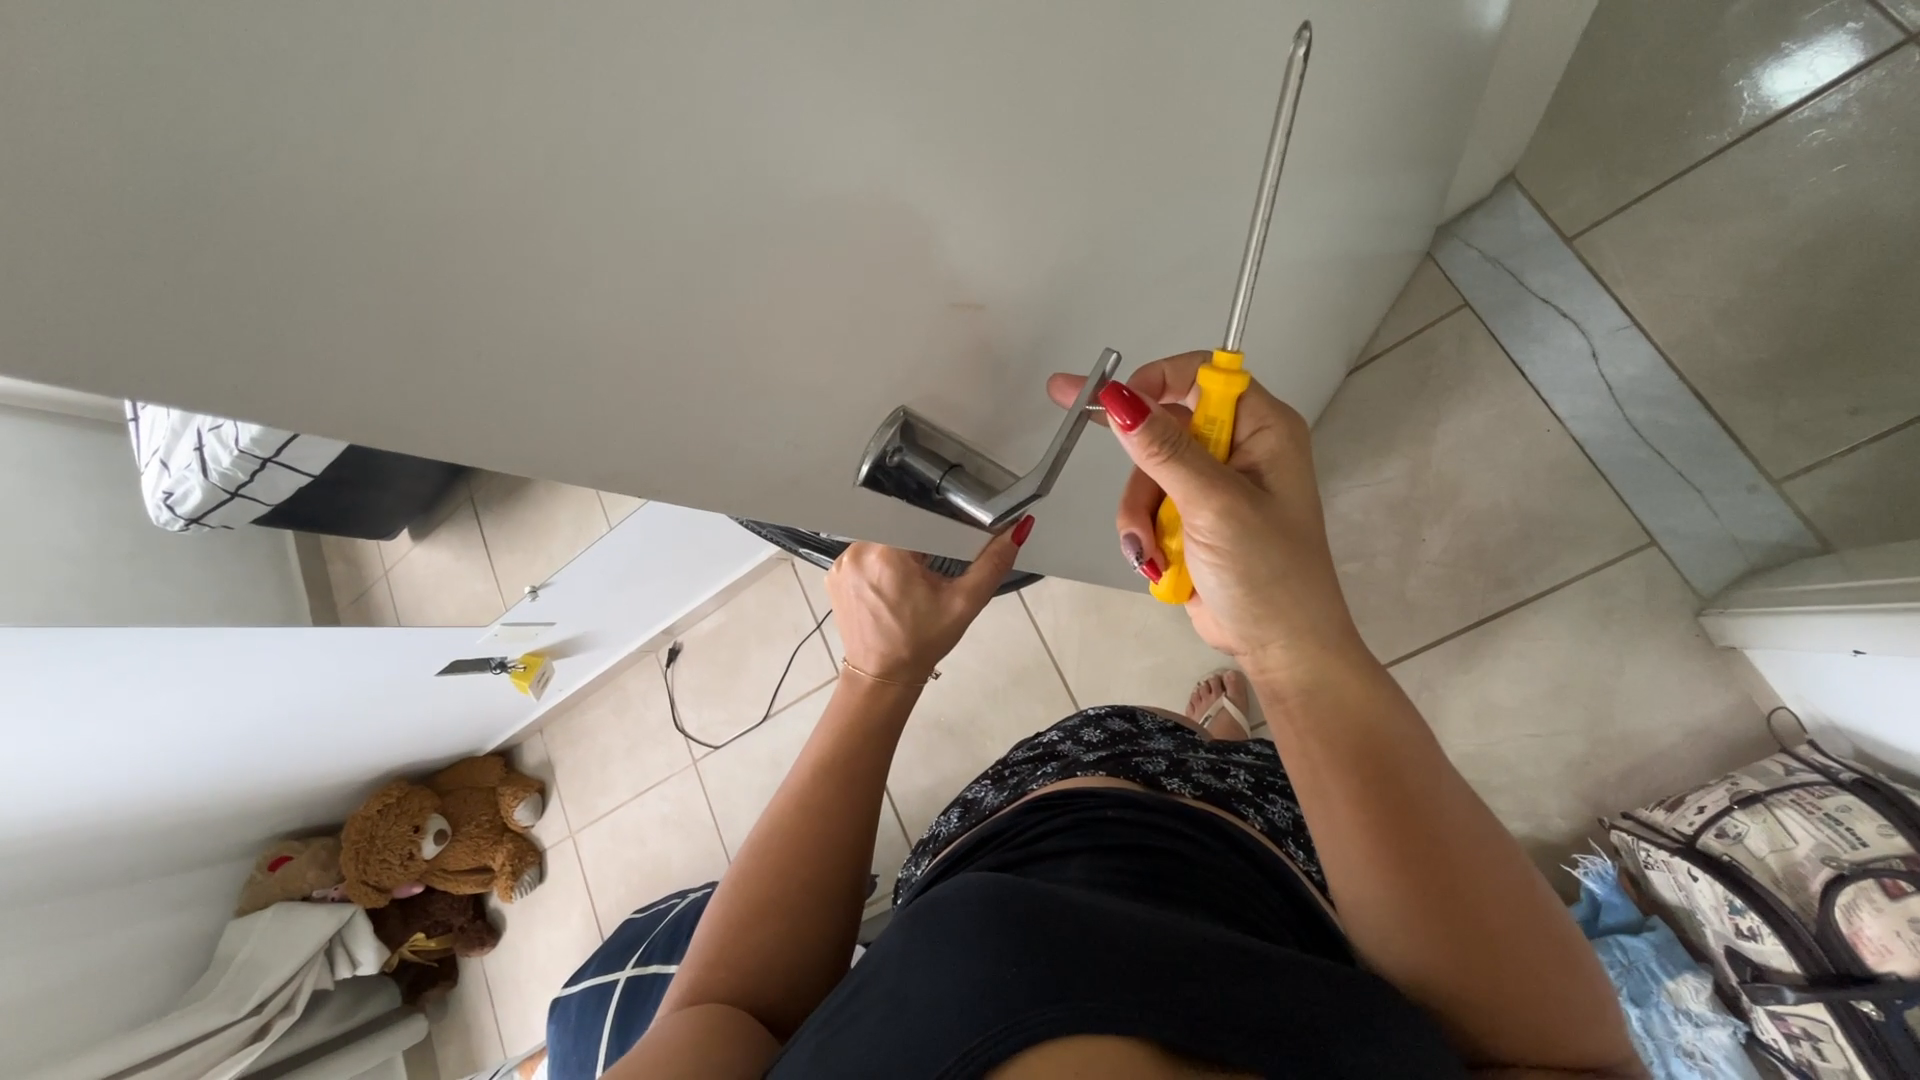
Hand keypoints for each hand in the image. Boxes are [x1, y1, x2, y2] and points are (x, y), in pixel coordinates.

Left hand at [825, 520, 1030, 684]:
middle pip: (900, 527)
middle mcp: (858, 551)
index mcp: (888, 552)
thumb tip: (1017, 530)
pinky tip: (891, 588)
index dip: (941, 529)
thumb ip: (993, 562)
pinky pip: (864, 555)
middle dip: (919, 544)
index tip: (950, 546)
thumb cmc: (920, 643)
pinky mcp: (835, 575)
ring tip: (911, 583)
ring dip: (898, 553)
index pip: (921, 517)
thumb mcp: (964, 602)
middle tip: (930, 573)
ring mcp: (843, 563)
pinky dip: (880, 565)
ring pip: (882, 539)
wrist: (884, 676)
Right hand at [1047, 354, 1368, 678]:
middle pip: (1161, 429)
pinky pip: (1146, 508)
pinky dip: (1144, 535)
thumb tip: (1117, 397)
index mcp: (1261, 429)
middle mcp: (1237, 449)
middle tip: (1118, 495)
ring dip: (1139, 517)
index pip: (1202, 375)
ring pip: (1145, 476)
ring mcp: (1211, 487)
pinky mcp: (1191, 520)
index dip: (1155, 381)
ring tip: (1154, 555)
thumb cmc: (1266, 572)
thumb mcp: (1214, 505)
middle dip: (1140, 477)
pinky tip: (1158, 563)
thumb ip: (1164, 450)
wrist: (1278, 648)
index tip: (1112, 403)